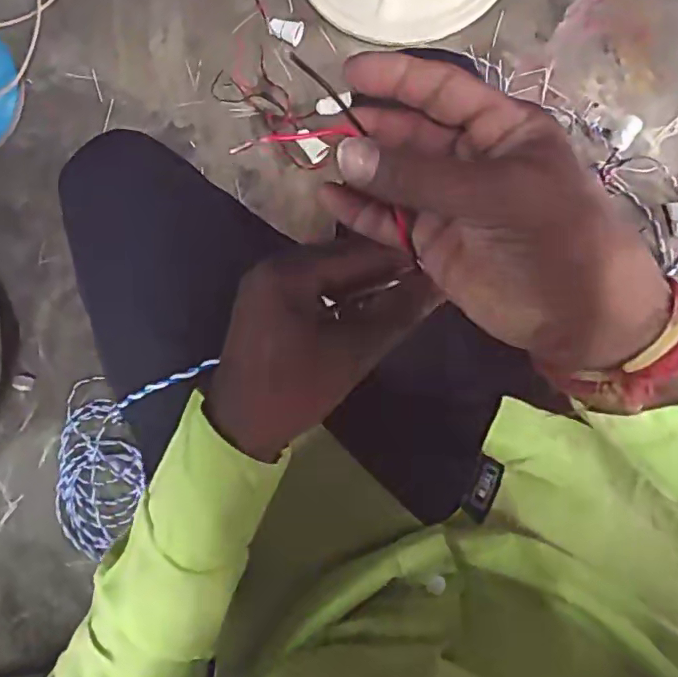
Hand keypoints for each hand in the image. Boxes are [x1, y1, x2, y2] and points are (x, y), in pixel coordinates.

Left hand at [205, 237, 440, 461]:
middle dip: (382, 266)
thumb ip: (395, 314)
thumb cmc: (295, 389)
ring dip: (363, 280)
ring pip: (327, 271)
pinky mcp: (267, 300)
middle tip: (427, 271)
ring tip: (407, 286)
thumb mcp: (352, 352)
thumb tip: (436, 284)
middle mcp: (273, 265)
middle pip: (339, 257)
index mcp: (288, 272)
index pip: (355, 252)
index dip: (399, 255)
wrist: (239, 425)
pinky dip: (340, 293)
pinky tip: (370, 302)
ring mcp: (266, 282)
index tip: (438, 256)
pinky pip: (311, 286)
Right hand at [317, 52, 673, 374]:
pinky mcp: (430, 240)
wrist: (580, 318)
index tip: (350, 70)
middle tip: (324, 124)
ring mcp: (447, 201)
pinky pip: (387, 218)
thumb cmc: (555, 238)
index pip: (442, 91)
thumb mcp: (494, 195)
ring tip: (321, 160)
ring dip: (359, 167)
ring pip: (393, 175)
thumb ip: (418, 176)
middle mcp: (469, 158)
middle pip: (409, 131)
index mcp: (500, 130)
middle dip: (369, 126)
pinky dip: (359, 210)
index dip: (398, 78)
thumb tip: (346, 152)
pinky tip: (329, 198)